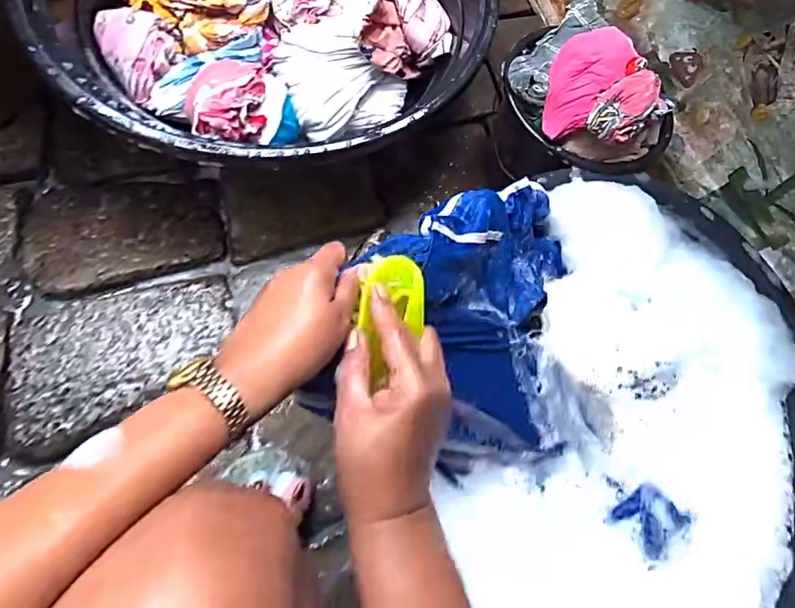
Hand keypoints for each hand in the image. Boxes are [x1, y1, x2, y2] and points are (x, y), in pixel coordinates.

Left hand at [217, 242, 360, 412]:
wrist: (250, 373)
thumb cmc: (302, 346)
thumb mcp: (339, 322)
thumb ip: (350, 291)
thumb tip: (356, 270)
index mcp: (314, 270)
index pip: (336, 249)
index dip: (347, 266)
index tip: (350, 290)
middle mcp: (291, 271)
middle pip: (318, 269)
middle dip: (328, 289)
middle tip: (335, 319)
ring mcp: (272, 287)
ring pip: (301, 287)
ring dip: (309, 302)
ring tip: (311, 333)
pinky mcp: (258, 305)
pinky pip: (284, 301)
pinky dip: (291, 313)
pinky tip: (291, 339)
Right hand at [335, 287, 451, 527]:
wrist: (392, 510)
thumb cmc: (365, 464)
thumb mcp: (351, 411)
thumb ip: (355, 367)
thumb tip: (356, 333)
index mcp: (416, 384)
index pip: (398, 335)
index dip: (384, 309)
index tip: (375, 283)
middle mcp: (437, 383)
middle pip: (421, 336)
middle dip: (399, 321)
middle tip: (373, 309)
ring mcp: (442, 395)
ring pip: (427, 350)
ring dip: (405, 338)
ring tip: (377, 333)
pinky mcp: (439, 405)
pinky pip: (426, 366)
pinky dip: (409, 356)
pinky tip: (386, 359)